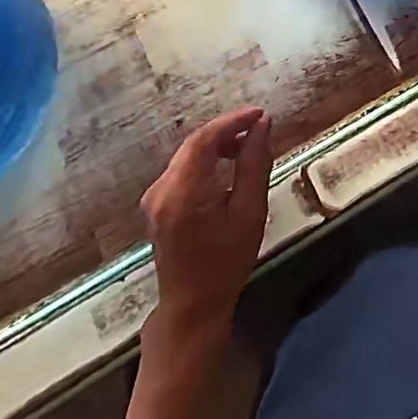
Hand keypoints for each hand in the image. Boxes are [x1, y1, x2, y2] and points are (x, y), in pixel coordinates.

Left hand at [141, 106, 272, 344]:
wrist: (192, 304)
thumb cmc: (227, 261)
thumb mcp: (250, 212)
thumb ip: (254, 164)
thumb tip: (263, 126)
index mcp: (183, 192)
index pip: (204, 140)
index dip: (233, 121)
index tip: (261, 114)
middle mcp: (161, 189)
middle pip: (194, 145)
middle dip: (227, 131)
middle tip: (259, 129)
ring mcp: (154, 197)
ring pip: (188, 156)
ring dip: (217, 145)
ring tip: (248, 148)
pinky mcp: (157, 204)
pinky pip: (183, 170)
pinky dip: (207, 160)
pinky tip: (228, 167)